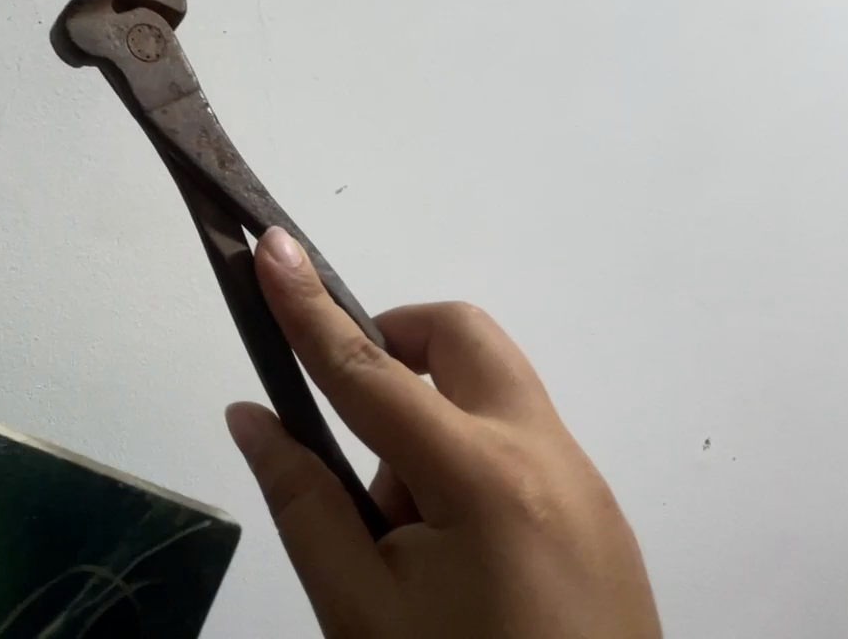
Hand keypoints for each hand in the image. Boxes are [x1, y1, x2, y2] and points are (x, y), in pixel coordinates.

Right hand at [227, 228, 660, 638]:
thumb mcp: (359, 611)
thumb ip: (302, 499)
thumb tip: (251, 417)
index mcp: (484, 482)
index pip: (366, 370)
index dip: (307, 306)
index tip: (272, 245)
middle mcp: (547, 460)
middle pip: (461, 337)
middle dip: (393, 341)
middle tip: (352, 412)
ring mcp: (584, 487)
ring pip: (485, 388)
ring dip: (423, 416)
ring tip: (404, 531)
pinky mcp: (597, 515)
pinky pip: (512, 438)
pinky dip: (459, 451)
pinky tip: (450, 551)